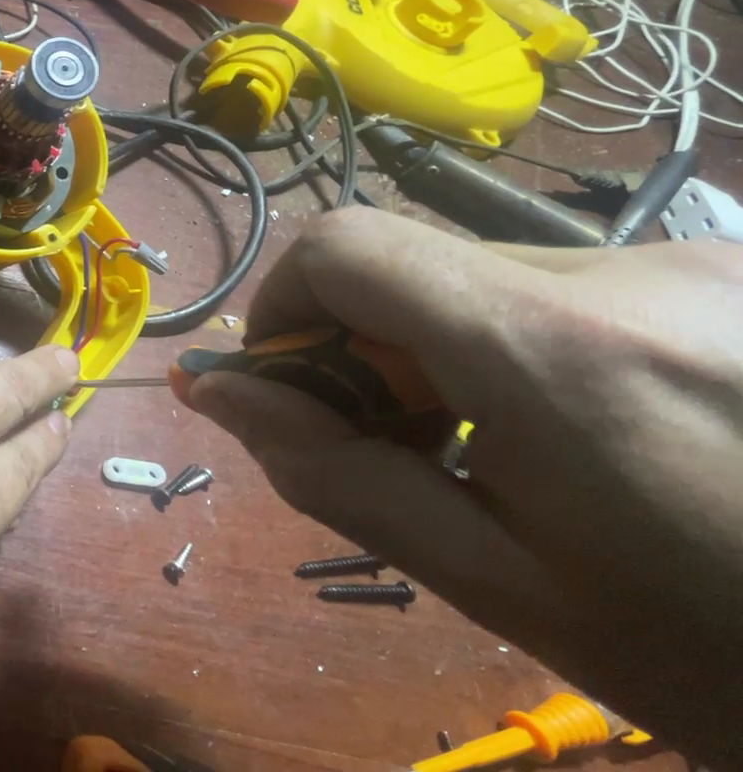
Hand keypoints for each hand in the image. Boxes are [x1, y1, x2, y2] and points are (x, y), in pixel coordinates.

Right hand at [179, 209, 742, 766]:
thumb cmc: (735, 659)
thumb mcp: (505, 586)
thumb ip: (334, 475)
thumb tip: (214, 392)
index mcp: (559, 350)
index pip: (345, 246)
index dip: (285, 305)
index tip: (297, 386)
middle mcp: (634, 273)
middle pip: (416, 267)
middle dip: (370, 349)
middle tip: (408, 449)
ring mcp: (711, 267)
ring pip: (490, 279)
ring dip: (453, 352)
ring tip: (517, 455)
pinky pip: (574, 289)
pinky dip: (531, 346)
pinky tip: (601, 435)